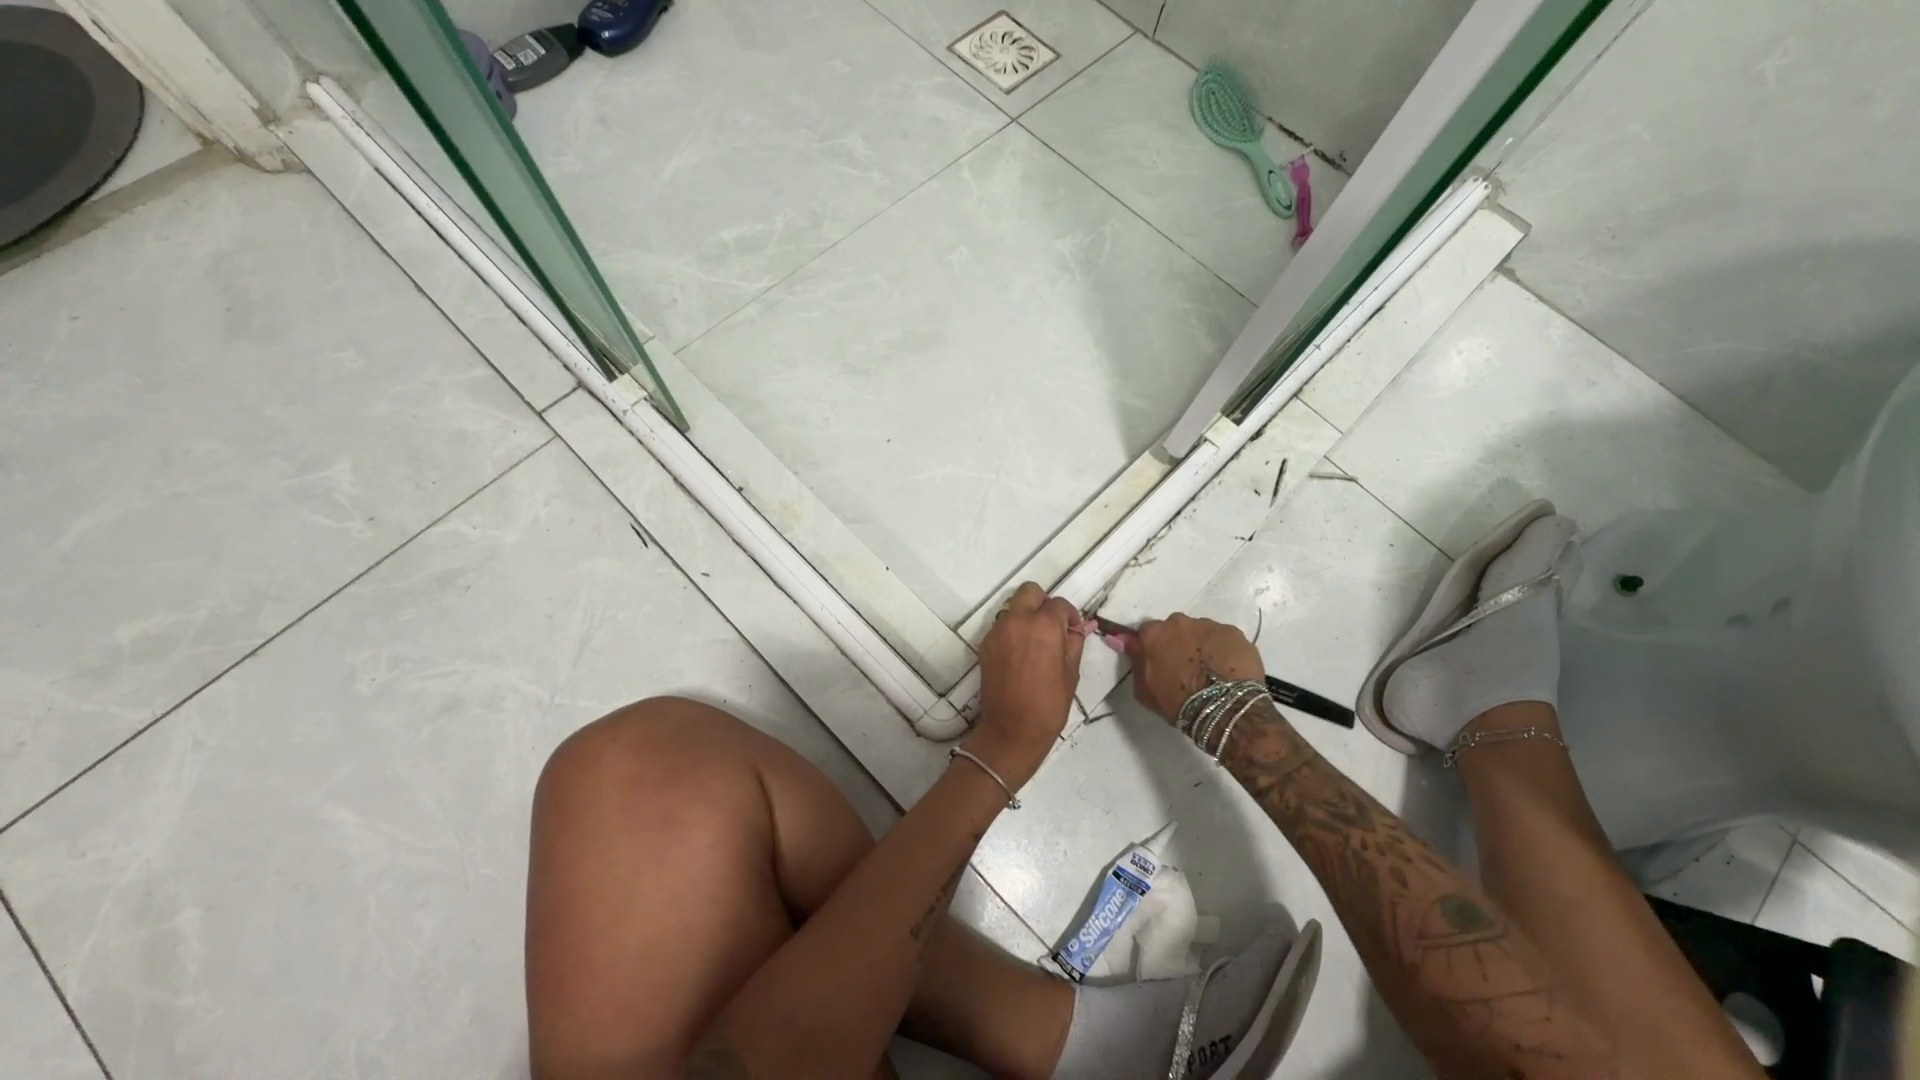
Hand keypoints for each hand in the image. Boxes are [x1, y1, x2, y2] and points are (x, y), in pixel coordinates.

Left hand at [968, 583, 1084, 789]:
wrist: (1011, 730)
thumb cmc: (1048, 705)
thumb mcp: (1071, 673)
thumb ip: (1074, 643)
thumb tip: (1076, 629)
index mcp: (1044, 626)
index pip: (1059, 604)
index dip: (1070, 616)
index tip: (1073, 630)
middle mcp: (1017, 621)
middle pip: (1030, 592)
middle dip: (1043, 603)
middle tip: (1052, 626)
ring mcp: (997, 631)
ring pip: (1012, 608)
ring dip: (1025, 616)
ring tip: (1035, 641)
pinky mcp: (985, 645)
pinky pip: (1001, 626)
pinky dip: (1012, 631)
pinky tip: (1020, 654)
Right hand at [1125, 613, 1265, 723]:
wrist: (1224, 707)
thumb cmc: (1177, 701)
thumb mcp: (1144, 689)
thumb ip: (1134, 660)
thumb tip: (1119, 640)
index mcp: (1155, 633)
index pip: (1146, 632)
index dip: (1152, 647)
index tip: (1158, 662)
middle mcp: (1180, 622)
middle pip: (1175, 628)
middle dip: (1178, 643)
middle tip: (1185, 668)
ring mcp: (1210, 625)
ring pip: (1201, 632)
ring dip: (1201, 646)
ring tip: (1210, 671)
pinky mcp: (1234, 633)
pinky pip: (1223, 639)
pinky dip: (1223, 650)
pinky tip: (1228, 670)